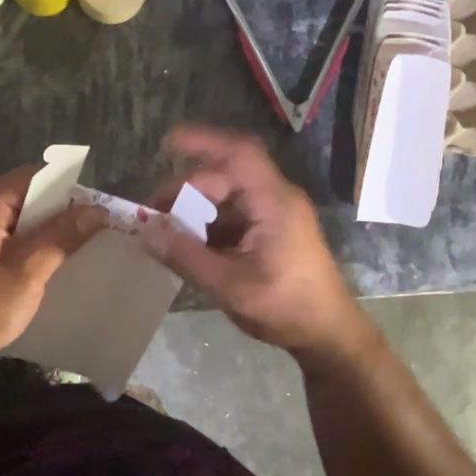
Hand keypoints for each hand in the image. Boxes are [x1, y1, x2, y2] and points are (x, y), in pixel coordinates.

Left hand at [0, 166, 105, 363]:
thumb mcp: (28, 272)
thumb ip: (61, 236)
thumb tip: (96, 210)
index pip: (28, 178)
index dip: (64, 188)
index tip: (93, 208)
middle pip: (21, 194)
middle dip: (56, 209)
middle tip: (91, 228)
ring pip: (14, 216)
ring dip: (43, 228)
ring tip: (76, 243)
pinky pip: (3, 234)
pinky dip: (27, 241)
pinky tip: (48, 260)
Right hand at [146, 125, 374, 356]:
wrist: (328, 334)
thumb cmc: (286, 307)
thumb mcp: (230, 285)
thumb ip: (186, 256)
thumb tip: (146, 234)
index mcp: (273, 202)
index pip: (238, 153)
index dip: (202, 141)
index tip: (165, 145)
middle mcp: (276, 199)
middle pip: (225, 176)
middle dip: (186, 189)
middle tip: (153, 214)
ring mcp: (275, 215)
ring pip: (227, 197)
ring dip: (195, 210)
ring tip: (164, 232)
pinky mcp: (272, 232)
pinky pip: (234, 216)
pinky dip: (208, 226)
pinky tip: (187, 246)